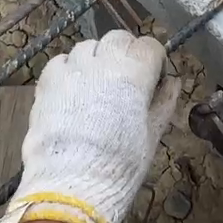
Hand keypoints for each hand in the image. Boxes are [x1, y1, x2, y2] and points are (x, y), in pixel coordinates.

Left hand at [1, 31, 179, 222]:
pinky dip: (68, 71)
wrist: (72, 184)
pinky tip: (70, 93)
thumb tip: (173, 81)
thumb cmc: (120, 163)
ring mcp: (75, 66)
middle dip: (124, 54)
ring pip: (88, 47)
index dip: (152, 62)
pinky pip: (62, 61)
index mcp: (136, 70)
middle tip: (122, 81)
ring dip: (95, 61)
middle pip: (119, 39)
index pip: (150, 46)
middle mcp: (106, 59)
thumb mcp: (152, 134)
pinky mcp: (49, 78)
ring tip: (93, 88)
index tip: (151, 80)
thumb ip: (164, 101)